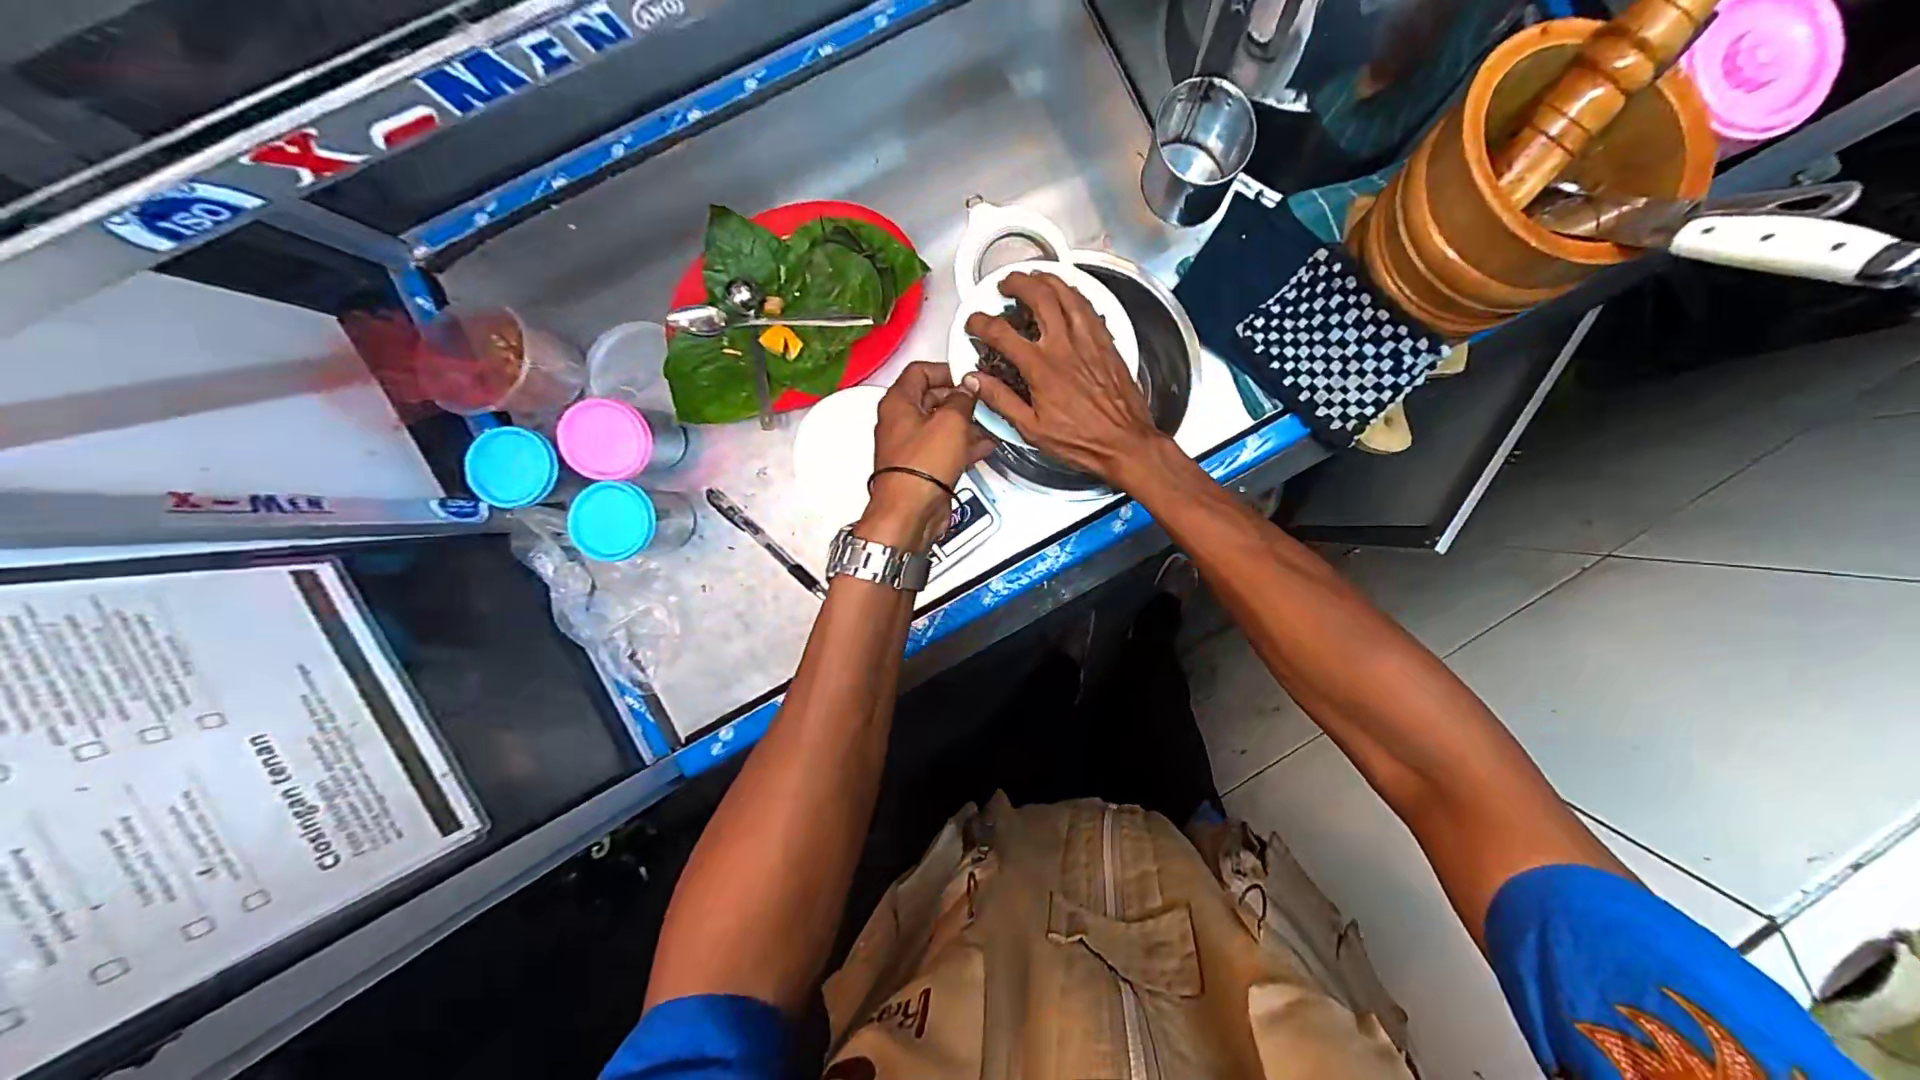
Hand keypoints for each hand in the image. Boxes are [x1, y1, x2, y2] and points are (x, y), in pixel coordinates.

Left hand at [861, 361, 993, 549]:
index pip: (919, 371)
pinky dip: (962, 446)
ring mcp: (910, 447)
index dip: (945, 370)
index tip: (966, 376)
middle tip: (980, 401)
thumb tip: (967, 387)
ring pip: (940, 426)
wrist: (910, 511)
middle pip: (931, 399)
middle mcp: (900, 423)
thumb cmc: (919, 469)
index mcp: (898, 402)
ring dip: (964, 424)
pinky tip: (983, 446)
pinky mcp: (921, 467)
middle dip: (958, 399)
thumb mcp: (951, 422)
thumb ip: (962, 399)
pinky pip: (944, 449)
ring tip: (988, 424)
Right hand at [963, 271, 1168, 486]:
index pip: (1003, 333)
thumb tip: (974, 381)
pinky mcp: (1107, 344)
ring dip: (1049, 280)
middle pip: (1040, 297)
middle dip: (1018, 284)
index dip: (982, 323)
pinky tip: (1068, 295)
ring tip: (1035, 277)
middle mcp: (1066, 347)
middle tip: (1006, 284)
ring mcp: (1089, 342)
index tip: (975, 323)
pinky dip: (1075, 294)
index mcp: (1042, 369)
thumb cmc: (1081, 441)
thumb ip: (1001, 400)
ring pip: (1068, 295)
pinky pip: (1090, 309)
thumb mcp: (1032, 428)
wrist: (1124, 443)